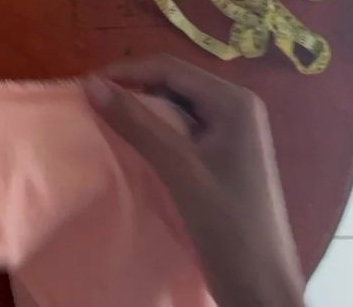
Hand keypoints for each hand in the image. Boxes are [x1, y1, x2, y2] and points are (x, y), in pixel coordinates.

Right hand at [85, 56, 304, 306]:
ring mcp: (235, 129)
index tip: (88, 85)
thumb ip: (136, 122)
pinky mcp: (228, 152)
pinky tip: (138, 138)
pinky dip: (159, 126)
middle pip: (175, 81)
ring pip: (178, 102)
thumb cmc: (227, 224)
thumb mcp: (178, 168)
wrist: (264, 289)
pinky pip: (186, 124)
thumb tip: (91, 83)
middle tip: (96, 100)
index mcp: (234, 101)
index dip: (127, 71)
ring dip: (145, 106)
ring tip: (111, 116)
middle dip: (135, 86)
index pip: (170, 68)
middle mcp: (238, 105)